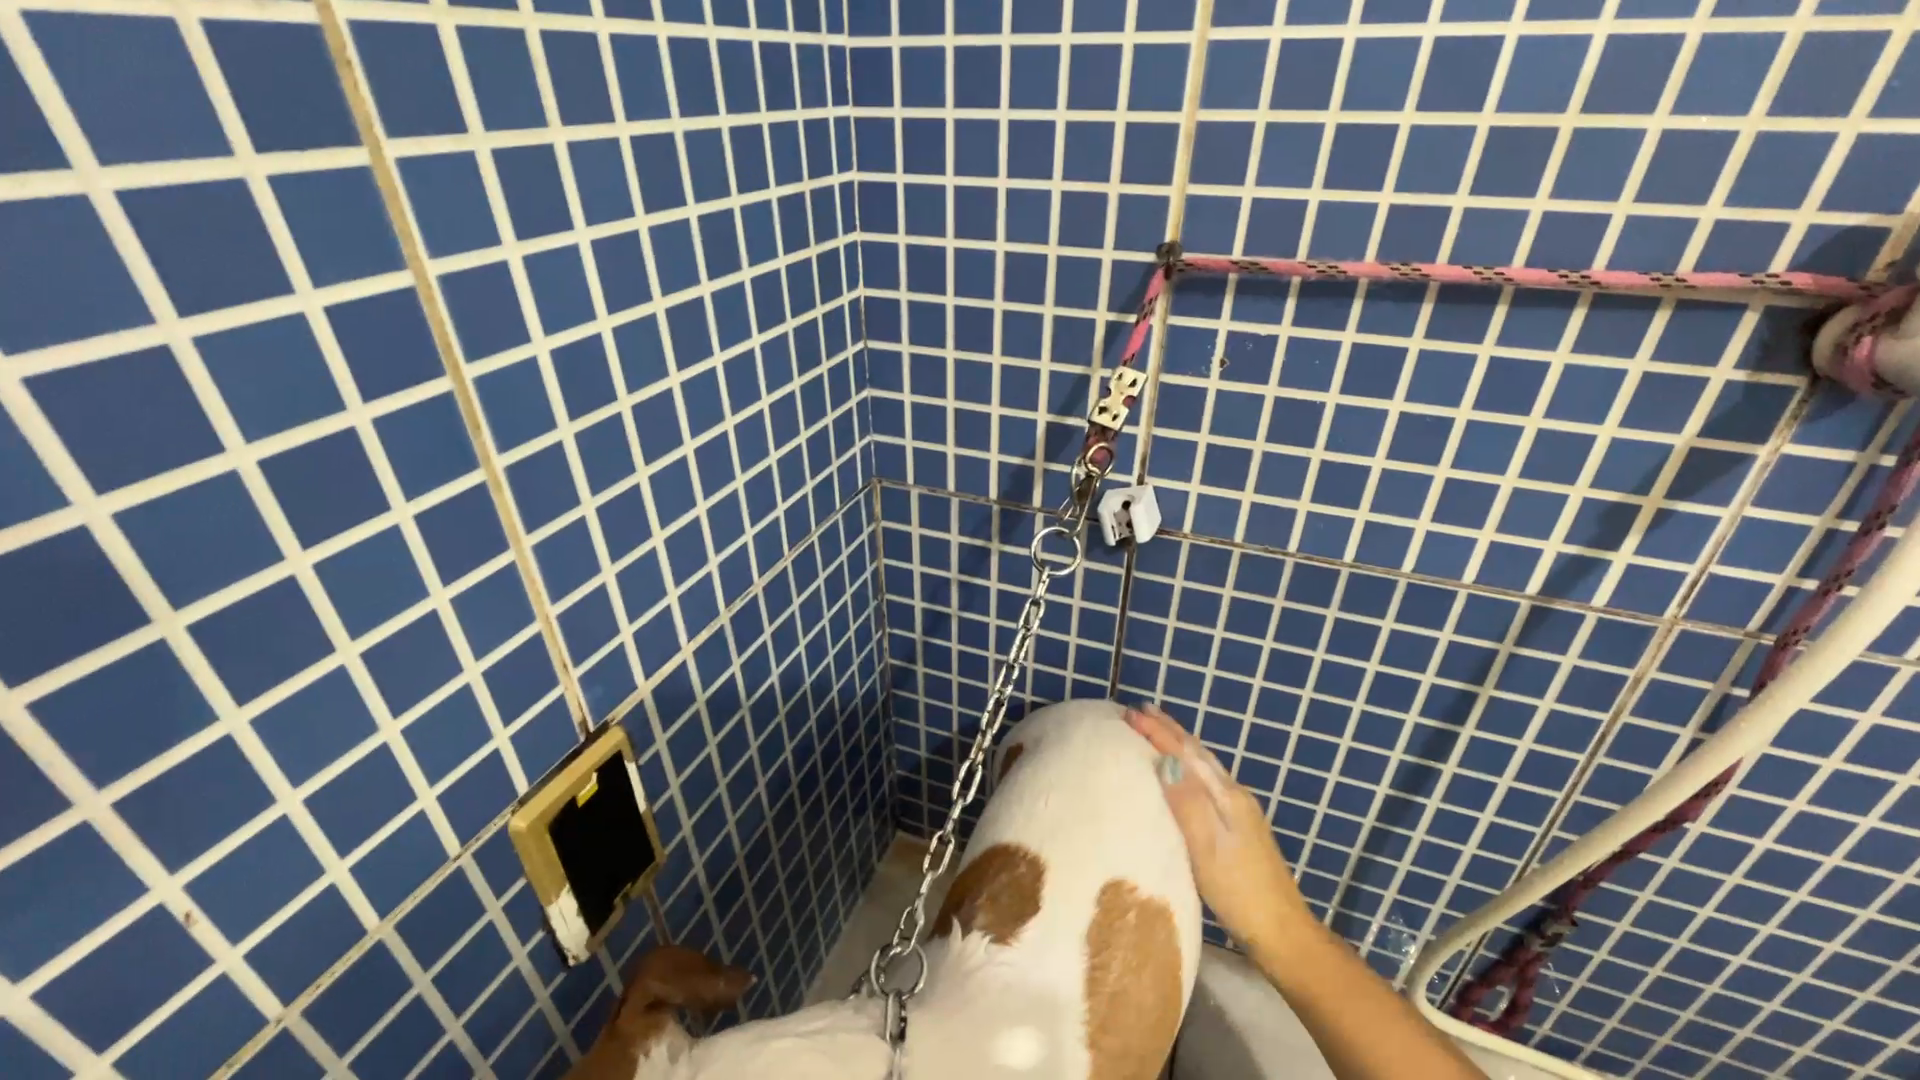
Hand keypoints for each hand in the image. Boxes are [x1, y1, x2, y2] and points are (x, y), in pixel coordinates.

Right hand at [1125, 704, 1312, 955]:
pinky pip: (1205, 782)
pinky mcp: (1237, 827)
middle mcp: (1235, 796)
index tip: (1129, 712)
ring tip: (1156, 730)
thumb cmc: (1238, 890)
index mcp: (1227, 796)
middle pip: (1198, 753)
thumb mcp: (1208, 846)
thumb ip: (1187, 802)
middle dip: (1169, 729)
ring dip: (1178, 744)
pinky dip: (1187, 766)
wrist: (1280, 930)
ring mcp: (1239, 811)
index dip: (1158, 732)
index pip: (1187, 754)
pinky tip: (1179, 774)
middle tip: (1141, 710)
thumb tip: (1165, 759)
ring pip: (1203, 766)